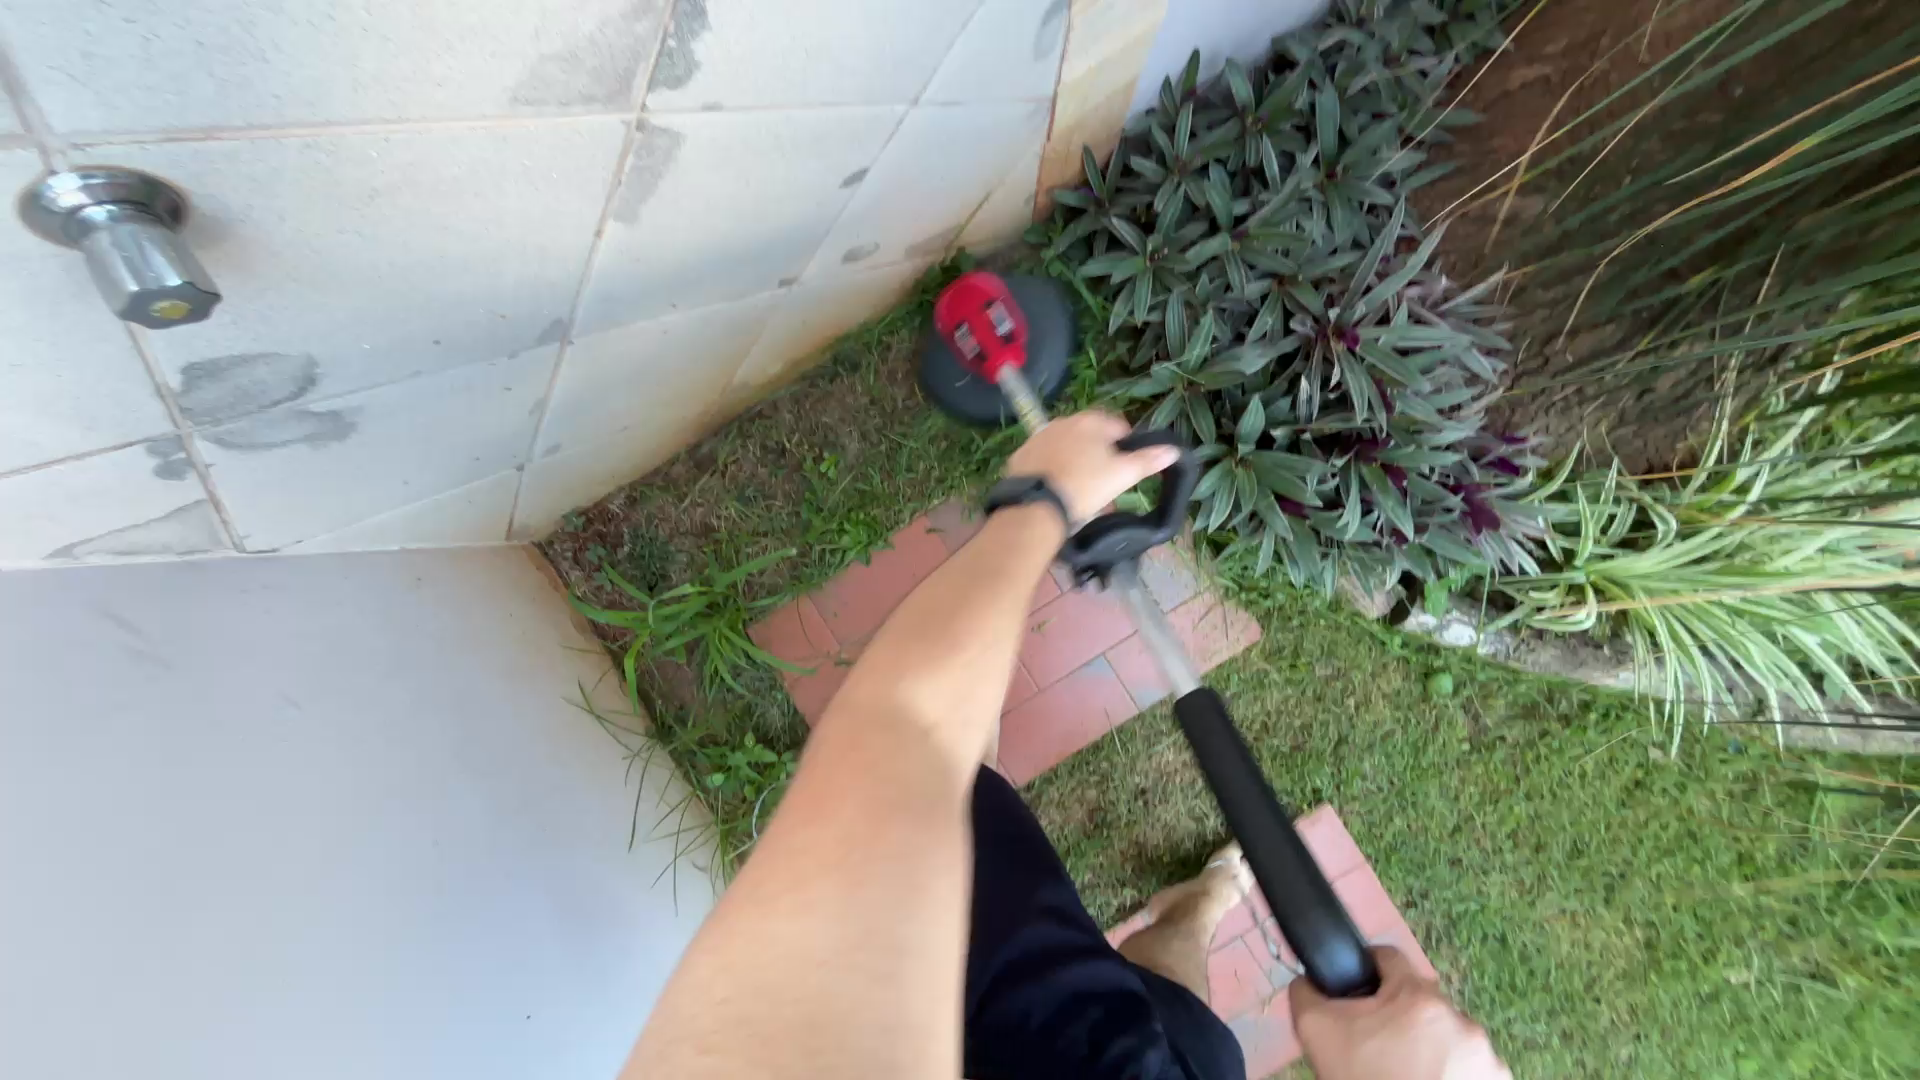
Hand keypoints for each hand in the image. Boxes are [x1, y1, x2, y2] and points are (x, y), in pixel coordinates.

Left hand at [1004, 411, 1179, 523]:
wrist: (1036, 505)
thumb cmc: (1085, 486)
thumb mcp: (1122, 475)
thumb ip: (1148, 460)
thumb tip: (1173, 450)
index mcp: (1091, 421)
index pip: (1118, 427)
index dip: (1126, 447)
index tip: (1126, 469)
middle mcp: (1063, 421)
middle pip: (1090, 437)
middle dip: (1100, 456)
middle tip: (1104, 483)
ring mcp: (1039, 437)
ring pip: (1066, 448)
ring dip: (1076, 463)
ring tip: (1080, 491)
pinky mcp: (1021, 456)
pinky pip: (1044, 461)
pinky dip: (1052, 471)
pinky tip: (1056, 490)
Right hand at [1289, 947, 1509, 1079]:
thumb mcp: (1314, 1030)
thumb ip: (1307, 990)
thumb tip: (1314, 979)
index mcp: (1419, 998)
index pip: (1388, 957)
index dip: (1366, 970)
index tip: (1355, 994)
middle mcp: (1463, 1022)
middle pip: (1420, 1000)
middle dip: (1399, 1016)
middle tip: (1376, 1046)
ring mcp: (1490, 1062)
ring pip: (1448, 1035)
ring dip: (1429, 1046)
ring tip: (1406, 1075)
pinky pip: (1470, 1068)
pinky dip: (1451, 1074)